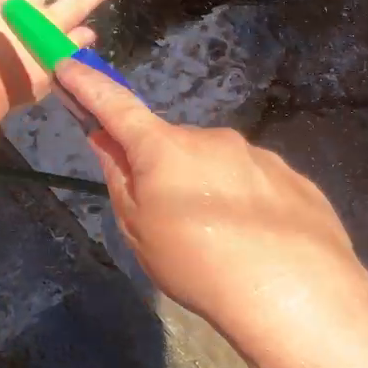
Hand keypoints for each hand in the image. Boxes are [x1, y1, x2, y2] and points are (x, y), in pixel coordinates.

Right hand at [54, 61, 367, 338]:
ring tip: (221, 242)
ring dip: (207, 187)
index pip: (114, 104)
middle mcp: (210, 138)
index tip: (67, 65)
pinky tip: (256, 244)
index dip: (87, 84)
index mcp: (163, 148)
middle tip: (168, 217)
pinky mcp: (296, 181)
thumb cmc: (198, 265)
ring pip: (216, 164)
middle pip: (171, 144)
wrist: (301, 302)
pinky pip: (255, 183)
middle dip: (162, 167)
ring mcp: (258, 156)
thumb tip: (106, 140)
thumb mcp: (137, 228)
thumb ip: (119, 178)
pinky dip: (245, 203)